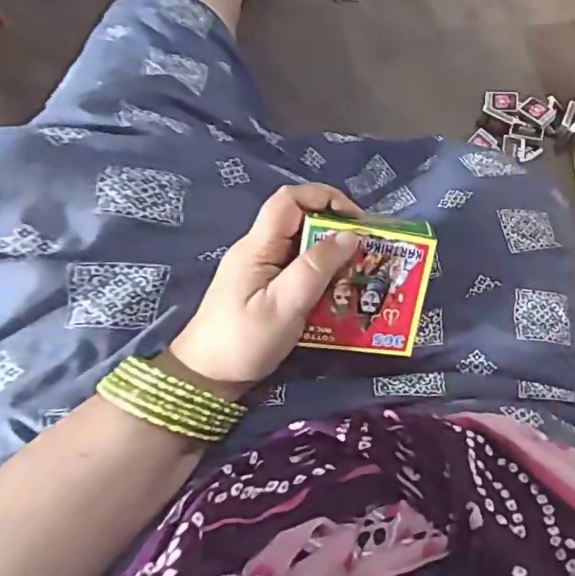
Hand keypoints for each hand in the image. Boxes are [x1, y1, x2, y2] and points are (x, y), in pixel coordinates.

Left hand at [169, 185, 363, 393]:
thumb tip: (351, 234)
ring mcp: (262, 270)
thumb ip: (317, 268)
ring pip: (303, 247)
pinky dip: (323, 275)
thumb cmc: (244, 340)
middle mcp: (259, 250)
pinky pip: (299, 270)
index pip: (290, 200)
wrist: (206, 378)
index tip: (357, 221)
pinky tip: (341, 293)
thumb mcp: (285, 305)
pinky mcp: (267, 289)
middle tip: (368, 252)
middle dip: (337, 231)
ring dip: (333, 256)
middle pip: (301, 221)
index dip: (325, 198)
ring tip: (360, 274)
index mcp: (258, 246)